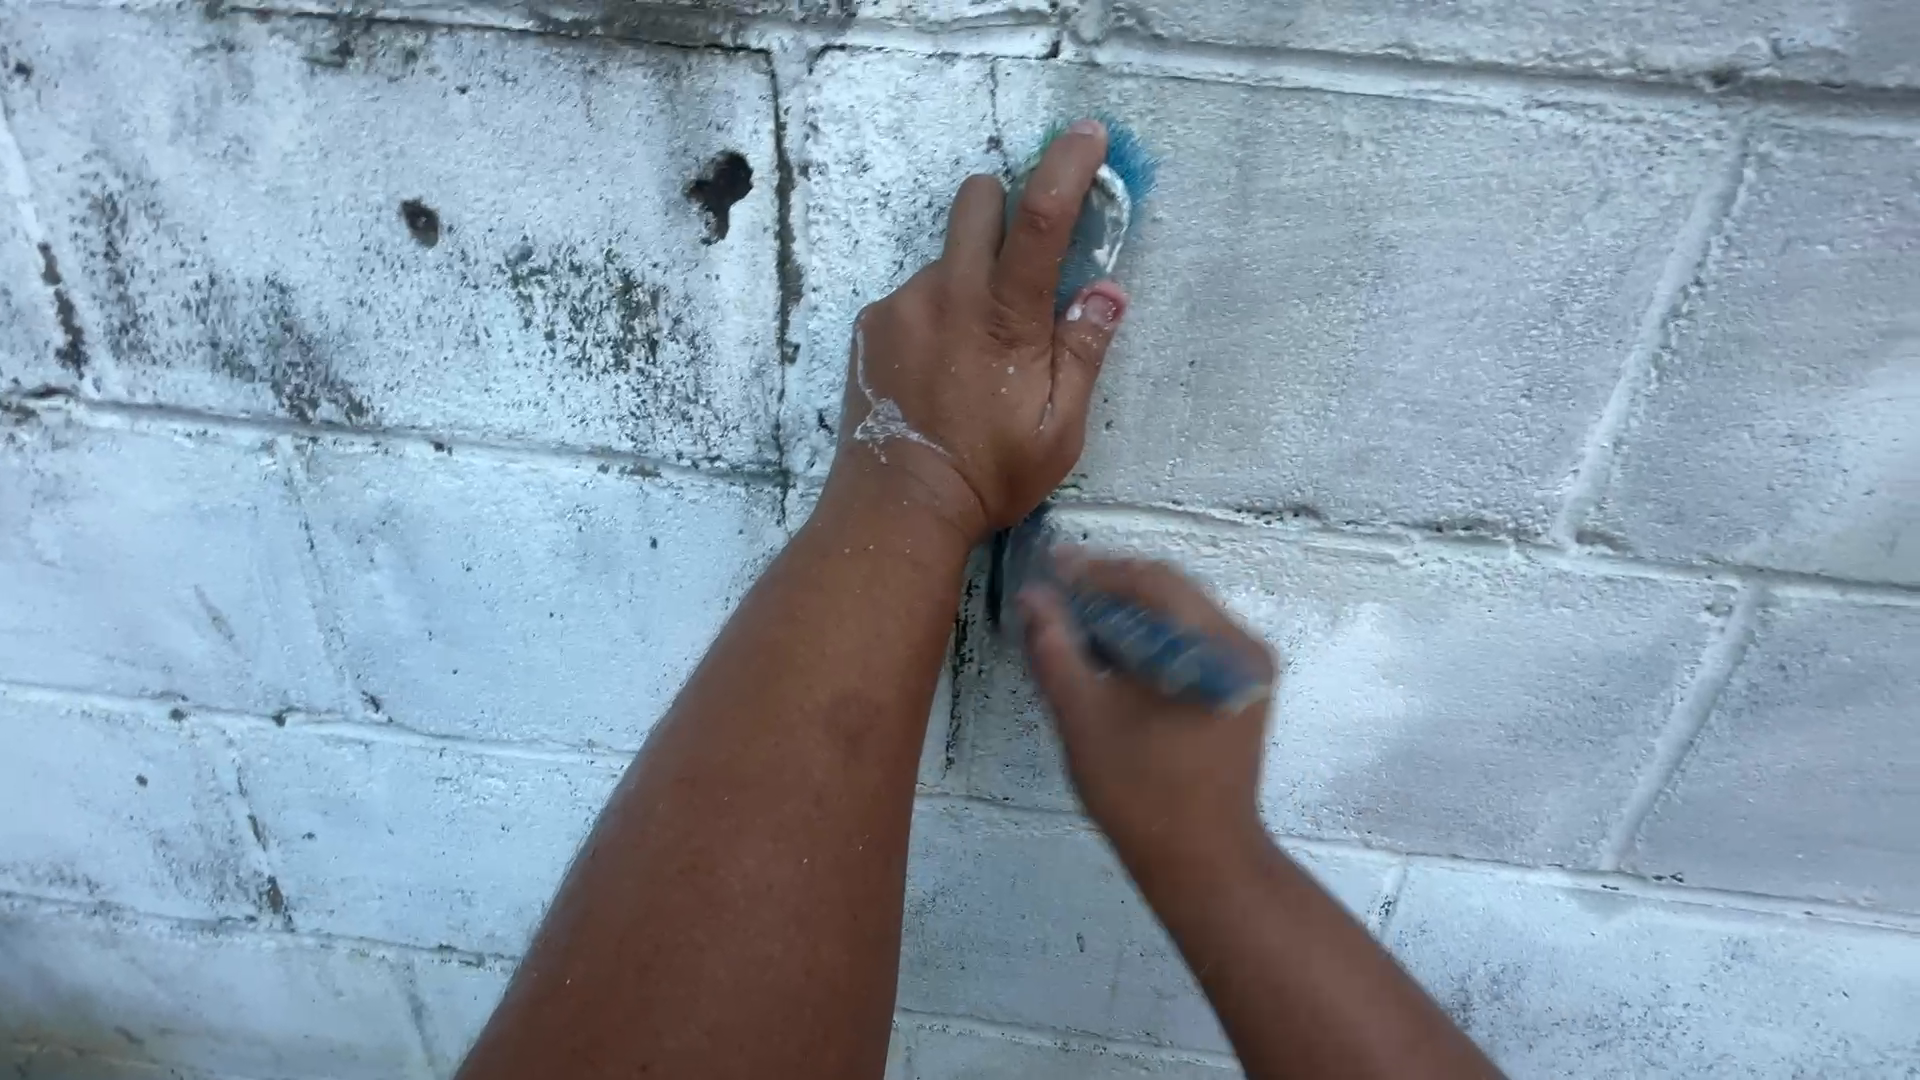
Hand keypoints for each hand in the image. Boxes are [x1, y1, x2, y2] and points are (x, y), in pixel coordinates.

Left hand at [822, 119, 1129, 546]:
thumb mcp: (1059, 430)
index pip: (1042, 218)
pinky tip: (934, 364)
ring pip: (944, 258)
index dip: (1068, 167)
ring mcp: (900, 306)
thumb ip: (1083, 353)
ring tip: (969, 349)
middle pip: (976, 200)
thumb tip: (1109, 291)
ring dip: (968, 279)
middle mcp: (946, 295)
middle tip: (1019, 264)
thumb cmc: (988, 476)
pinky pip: (912, 294)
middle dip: (1005, 209)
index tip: (1086, 137)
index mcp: (1004, 319)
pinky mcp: (870, 325)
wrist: (898, 505)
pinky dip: (934, 311)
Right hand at [1017, 556, 1278, 870]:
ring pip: (1180, 613)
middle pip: (1170, 591)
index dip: (1097, 568)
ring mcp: (1248, 667)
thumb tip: (1032, 594)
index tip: (1051, 564)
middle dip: (1111, 585)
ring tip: (1078, 612)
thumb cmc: (1138, 791)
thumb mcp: (1082, 714)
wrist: (1201, 861)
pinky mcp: (1242, 688)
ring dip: (1128, 609)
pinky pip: (1190, 640)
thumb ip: (1053, 646)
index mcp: (1214, 647)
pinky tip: (1112, 644)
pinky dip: (1149, 635)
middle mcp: (1243, 646)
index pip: (1152, 580)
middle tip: (1059, 587)